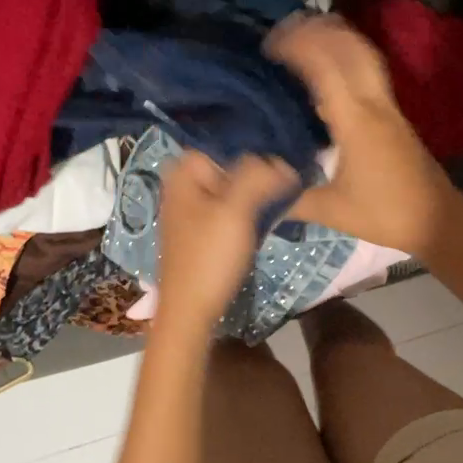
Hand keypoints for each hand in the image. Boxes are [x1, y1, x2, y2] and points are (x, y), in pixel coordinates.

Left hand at [153, 153, 298, 332]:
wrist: (189, 312)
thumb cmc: (209, 258)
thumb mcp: (236, 210)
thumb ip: (257, 177)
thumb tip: (283, 162)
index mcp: (181, 177)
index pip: (218, 149)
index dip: (246, 159)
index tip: (273, 175)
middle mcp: (179, 193)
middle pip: (224, 172)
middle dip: (251, 180)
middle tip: (280, 190)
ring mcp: (187, 219)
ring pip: (226, 197)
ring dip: (251, 202)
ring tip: (275, 208)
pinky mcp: (196, 242)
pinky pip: (224, 219)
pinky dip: (241, 221)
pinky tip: (256, 232)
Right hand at [265, 15, 462, 259]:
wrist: (435, 219)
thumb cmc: (383, 214)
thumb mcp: (331, 211)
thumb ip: (291, 197)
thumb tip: (255, 189)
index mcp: (356, 121)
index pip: (325, 66)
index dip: (297, 47)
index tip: (268, 45)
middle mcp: (374, 104)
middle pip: (349, 47)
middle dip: (316, 31)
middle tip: (283, 31)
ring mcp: (388, 106)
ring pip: (363, 54)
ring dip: (335, 38)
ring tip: (304, 35)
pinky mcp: (394, 115)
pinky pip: (368, 72)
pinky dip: (347, 57)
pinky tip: (328, 68)